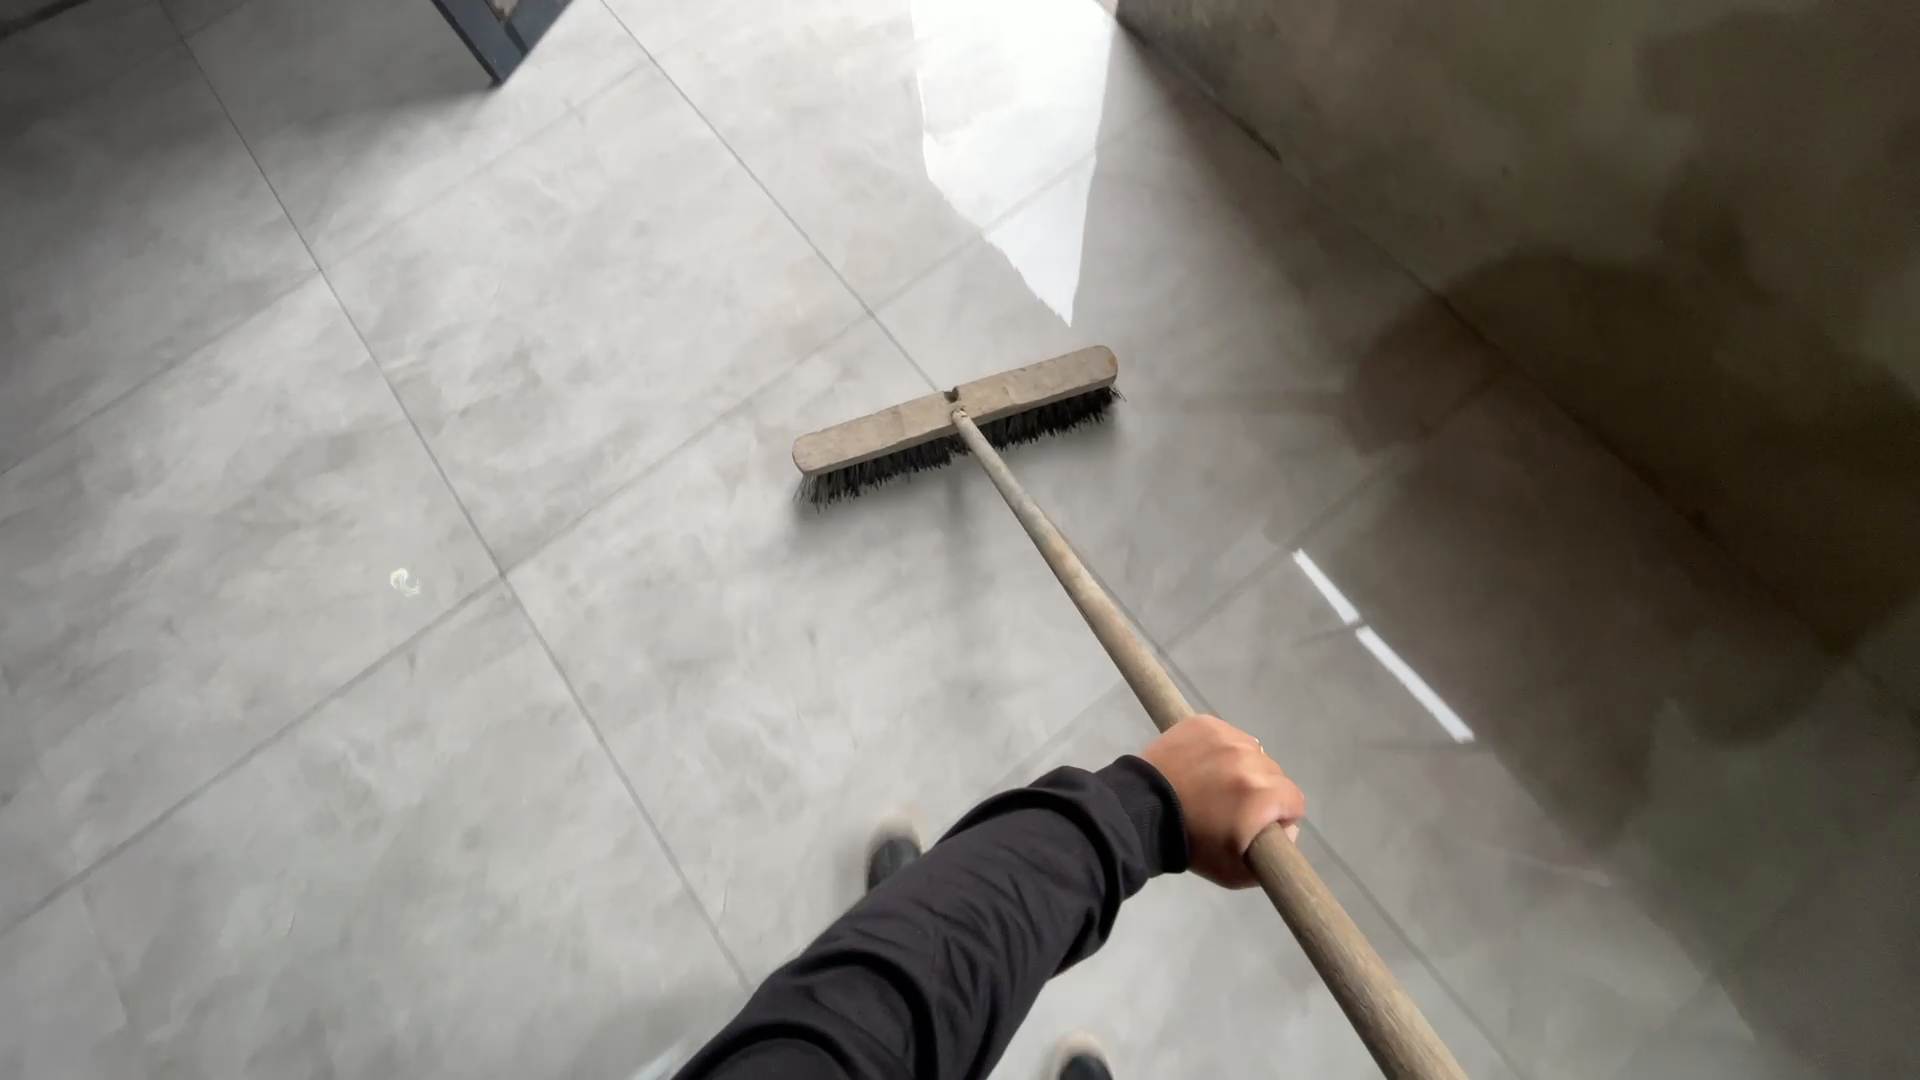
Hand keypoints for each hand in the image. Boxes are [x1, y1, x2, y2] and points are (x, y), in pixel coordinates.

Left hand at [1139, 714, 1304, 888]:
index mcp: (1261, 793)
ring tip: (1215, 781)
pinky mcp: (1203, 722)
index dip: (1280, 814)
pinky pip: (1228, 734)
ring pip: (1251, 750)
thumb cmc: (1192, 844)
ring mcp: (1225, 736)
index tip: (1258, 822)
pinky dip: (1221, 747)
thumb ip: (1277, 855)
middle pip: (1273, 773)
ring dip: (1241, 765)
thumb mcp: (1239, 871)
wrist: (1141, 810)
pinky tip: (1203, 763)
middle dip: (1261, 789)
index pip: (1294, 799)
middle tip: (1232, 803)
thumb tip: (1285, 827)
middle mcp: (1248, 758)